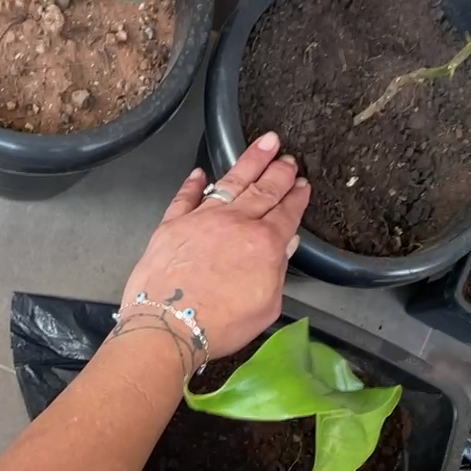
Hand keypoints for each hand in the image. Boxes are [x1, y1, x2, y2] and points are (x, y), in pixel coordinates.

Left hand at [118, 132, 310, 362]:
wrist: (168, 326)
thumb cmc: (217, 326)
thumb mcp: (265, 308)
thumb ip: (278, 274)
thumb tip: (283, 249)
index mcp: (264, 245)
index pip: (286, 213)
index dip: (297, 197)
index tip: (302, 185)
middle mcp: (236, 224)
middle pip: (264, 190)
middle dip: (280, 171)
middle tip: (289, 158)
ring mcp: (202, 220)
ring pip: (231, 182)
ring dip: (250, 161)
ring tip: (265, 144)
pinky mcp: (172, 225)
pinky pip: (185, 197)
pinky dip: (194, 184)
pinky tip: (200, 173)